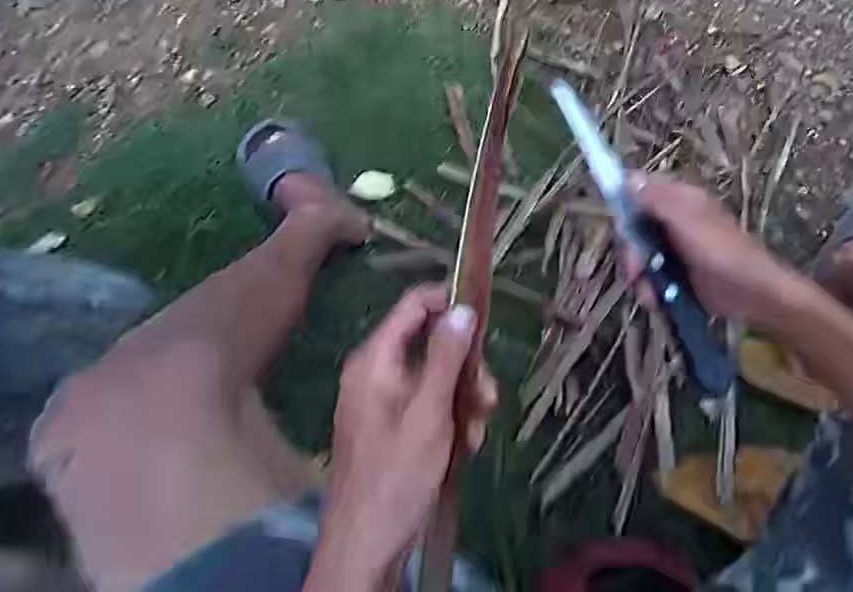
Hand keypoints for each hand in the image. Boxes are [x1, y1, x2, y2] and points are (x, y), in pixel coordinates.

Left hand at [310, 284, 497, 587]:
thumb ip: (446, 357)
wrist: (364, 550)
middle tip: (488, 395)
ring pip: (437, 375)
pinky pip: (429, 402)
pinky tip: (465, 445)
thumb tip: (464, 307)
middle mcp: (378, 371)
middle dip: (466, 367)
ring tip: (478, 429)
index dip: (450, 301)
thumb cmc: (396, 477)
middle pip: (432, 342)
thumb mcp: (429, 413)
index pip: (414, 304)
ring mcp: (384, 399)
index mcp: (376, 359)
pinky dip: (451, 417)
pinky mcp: (393, 424)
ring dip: (464, 397)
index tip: (484, 317)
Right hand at [628, 175, 805, 327]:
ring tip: (650, 293)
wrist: (755, 295)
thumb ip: (656, 200)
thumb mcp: (687, 221)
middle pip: (634, 226)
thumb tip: (626, 177)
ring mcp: (675, 247)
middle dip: (631, 250)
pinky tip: (657, 300)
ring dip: (639, 275)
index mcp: (679, 198)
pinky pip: (651, 276)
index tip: (620, 225)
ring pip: (640, 254)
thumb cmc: (724, 253)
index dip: (624, 203)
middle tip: (637, 268)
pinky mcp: (677, 273)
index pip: (640, 189)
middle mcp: (674, 219)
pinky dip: (650, 289)